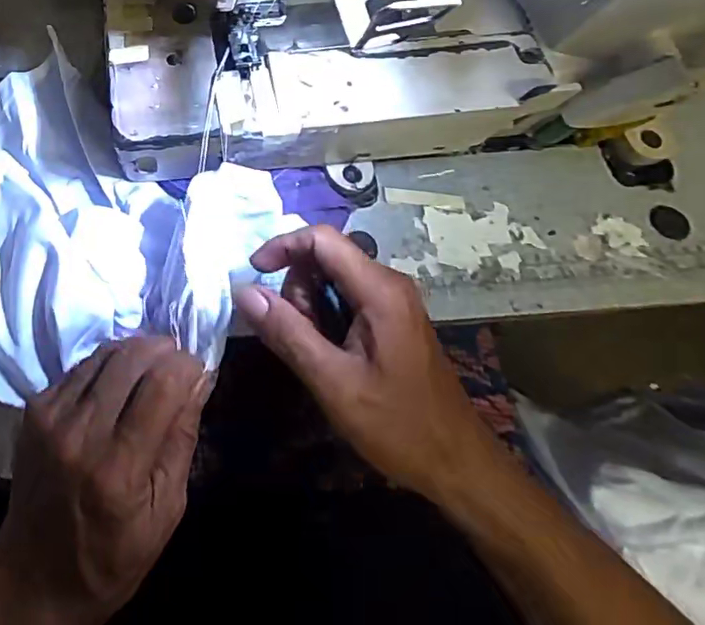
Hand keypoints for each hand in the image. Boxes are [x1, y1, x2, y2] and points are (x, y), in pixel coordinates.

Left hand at [0, 337, 211, 624]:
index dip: (186, 365)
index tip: (198, 368)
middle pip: (130, 359)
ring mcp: (51, 417)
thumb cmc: (111, 555)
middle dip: (162, 349)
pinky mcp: (34, 408)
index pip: (160, 386)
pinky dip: (105, 366)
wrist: (35, 574)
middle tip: (177, 359)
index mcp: (118, 469)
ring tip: (151, 364)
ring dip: (134, 351)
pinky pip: (79, 368)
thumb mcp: (165, 512)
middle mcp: (80, 434)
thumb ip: (181, 440)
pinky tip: (116, 382)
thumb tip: (199, 380)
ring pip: (103, 355)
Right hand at [233, 225, 497, 499]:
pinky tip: (329, 353)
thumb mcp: (334, 382)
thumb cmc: (399, 426)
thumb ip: (288, 333)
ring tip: (314, 352)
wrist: (460, 466)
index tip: (254, 275)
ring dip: (309, 304)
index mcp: (380, 290)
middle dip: (297, 287)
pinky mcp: (392, 318)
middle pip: (325, 256)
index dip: (282, 246)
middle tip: (295, 336)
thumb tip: (244, 291)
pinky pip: (347, 296)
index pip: (321, 238)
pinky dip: (326, 314)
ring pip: (333, 277)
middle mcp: (389, 283)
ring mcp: (394, 300)